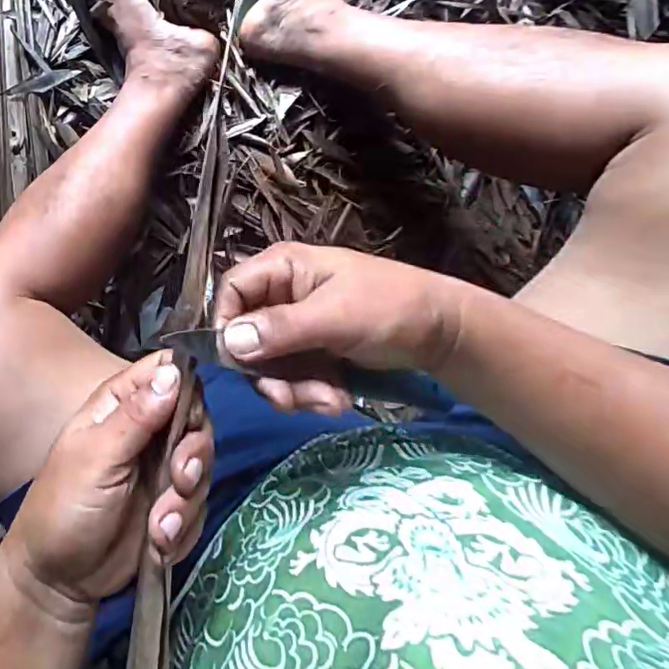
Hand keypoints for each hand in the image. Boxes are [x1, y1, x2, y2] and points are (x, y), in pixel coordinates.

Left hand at [1, 351, 211, 620]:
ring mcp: (162, 464)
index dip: (186, 384)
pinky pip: (198, 503)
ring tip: (160, 527)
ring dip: (186, 500)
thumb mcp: (96, 458)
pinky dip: (184, 526)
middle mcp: (148, 427)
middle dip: (194, 453)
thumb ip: (136, 416)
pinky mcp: (173, 501)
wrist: (59, 580)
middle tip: (179, 480)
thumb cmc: (64, 505)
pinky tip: (159, 544)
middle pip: (196, 417)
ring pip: (201, 463)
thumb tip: (173, 372)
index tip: (188, 416)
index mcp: (122, 403)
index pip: (167, 370)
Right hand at [212, 242, 462, 415]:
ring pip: (269, 364)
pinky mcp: (312, 351)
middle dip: (270, 373)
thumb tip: (228, 342)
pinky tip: (338, 399)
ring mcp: (297, 325)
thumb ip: (281, 328)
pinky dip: (311, 392)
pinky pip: (293, 377)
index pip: (231, 290)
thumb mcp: (335, 316)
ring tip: (331, 400)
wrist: (442, 332)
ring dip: (294, 390)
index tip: (238, 363)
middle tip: (290, 399)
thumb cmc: (388, 306)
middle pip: (246, 336)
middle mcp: (282, 294)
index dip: (226, 324)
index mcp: (282, 267)